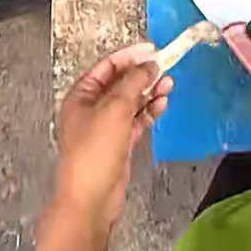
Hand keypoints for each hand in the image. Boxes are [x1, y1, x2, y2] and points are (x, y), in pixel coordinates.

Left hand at [52, 43, 172, 230]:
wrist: (90, 201)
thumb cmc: (96, 150)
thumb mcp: (115, 108)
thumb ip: (134, 82)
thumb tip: (150, 64)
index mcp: (81, 95)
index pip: (108, 66)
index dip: (130, 55)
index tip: (152, 49)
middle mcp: (91, 108)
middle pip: (120, 83)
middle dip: (142, 74)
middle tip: (164, 66)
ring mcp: (105, 126)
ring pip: (131, 101)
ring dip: (149, 91)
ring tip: (169, 83)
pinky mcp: (118, 143)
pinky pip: (136, 119)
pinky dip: (149, 111)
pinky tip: (163, 103)